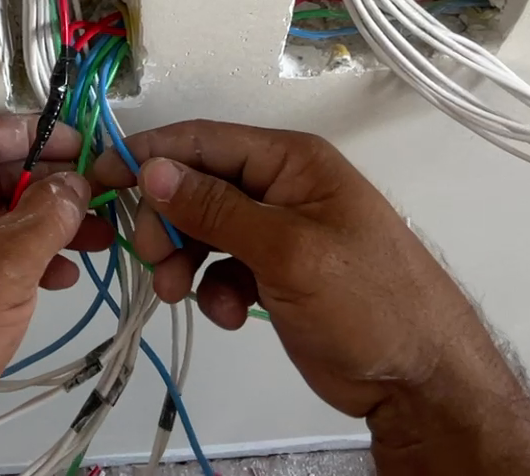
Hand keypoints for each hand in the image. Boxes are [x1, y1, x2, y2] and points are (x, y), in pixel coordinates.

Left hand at [0, 115, 111, 475]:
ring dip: (50, 223)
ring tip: (97, 234)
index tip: (76, 141)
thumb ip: (49, 212)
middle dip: (51, 185)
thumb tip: (74, 184)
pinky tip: (65, 272)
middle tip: (95, 190)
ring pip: (3, 215)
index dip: (35, 134)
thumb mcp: (10, 259)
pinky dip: (31, 255)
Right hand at [91, 120, 529, 474]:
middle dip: (167, 219)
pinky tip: (224, 312)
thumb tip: (151, 169)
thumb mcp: (287, 252)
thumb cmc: (369, 304)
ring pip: (202, 225)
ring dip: (182, 256)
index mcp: (289, 160)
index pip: (203, 140)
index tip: (103, 176)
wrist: (426, 391)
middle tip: (151, 256)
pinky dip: (210, 285)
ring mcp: (276, 228)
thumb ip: (214, 208)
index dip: (150, 154)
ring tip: (176, 292)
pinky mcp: (272, 268)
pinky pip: (220, 262)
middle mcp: (279, 185)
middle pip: (196, 184)